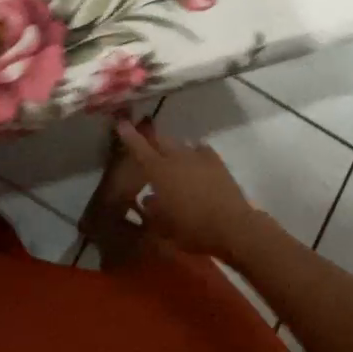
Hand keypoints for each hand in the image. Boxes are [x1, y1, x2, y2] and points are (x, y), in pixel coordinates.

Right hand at [115, 120, 259, 260]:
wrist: (231, 225)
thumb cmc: (192, 228)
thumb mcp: (164, 226)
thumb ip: (152, 210)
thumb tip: (148, 199)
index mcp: (159, 171)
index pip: (139, 148)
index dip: (129, 135)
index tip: (121, 123)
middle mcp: (176, 157)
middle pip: (160, 141)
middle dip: (152, 141)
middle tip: (147, 147)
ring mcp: (197, 155)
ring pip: (179, 144)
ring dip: (173, 150)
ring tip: (173, 160)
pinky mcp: (215, 160)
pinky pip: (199, 150)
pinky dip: (194, 154)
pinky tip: (196, 163)